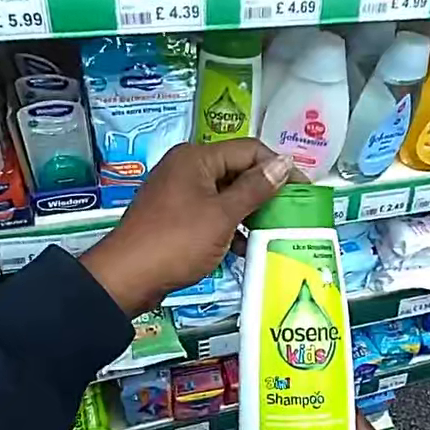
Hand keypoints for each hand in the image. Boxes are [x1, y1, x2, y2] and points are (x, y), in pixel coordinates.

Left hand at [81, 138, 291, 315]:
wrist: (126, 279)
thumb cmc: (176, 242)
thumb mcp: (222, 215)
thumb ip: (255, 188)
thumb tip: (284, 163)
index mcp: (197, 158)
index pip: (250, 150)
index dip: (279, 167)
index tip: (303, 190)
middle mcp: (187, 168)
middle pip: (238, 171)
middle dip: (265, 192)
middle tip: (291, 213)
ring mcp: (179, 192)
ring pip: (226, 194)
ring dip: (249, 212)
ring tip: (273, 232)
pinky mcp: (175, 216)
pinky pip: (211, 212)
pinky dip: (230, 226)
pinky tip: (245, 247)